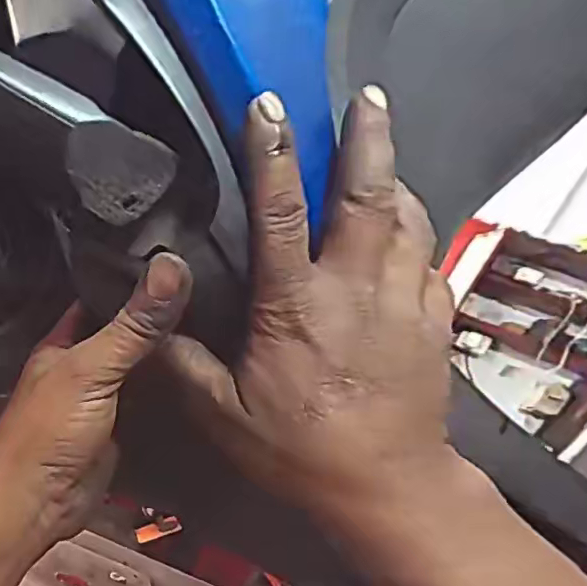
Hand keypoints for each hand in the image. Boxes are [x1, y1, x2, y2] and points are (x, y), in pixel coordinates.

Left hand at [0, 253, 192, 543]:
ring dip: (172, 351)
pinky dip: (173, 387)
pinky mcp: (122, 427)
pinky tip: (207, 369)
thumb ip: (132, 326)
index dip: (138, 275)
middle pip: (128, 331)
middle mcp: (84, 364)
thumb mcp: (90, 370)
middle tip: (216, 283)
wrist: (39, 504)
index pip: (104, 294)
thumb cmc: (49, 432)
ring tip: (225, 316)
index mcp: (64, 340)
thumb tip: (173, 266)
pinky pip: (151, 399)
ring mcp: (104, 397)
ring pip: (143, 366)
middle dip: (163, 313)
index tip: (185, 252)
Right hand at [162, 86, 478, 532]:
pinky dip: (414, 232)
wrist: (386, 483)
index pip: (279, 213)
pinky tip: (400, 234)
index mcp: (295, 309)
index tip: (267, 109)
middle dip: (365, 137)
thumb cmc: (304, 453)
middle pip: (367, 192)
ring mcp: (401, 301)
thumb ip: (187, 368)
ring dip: (393, 180)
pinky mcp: (431, 319)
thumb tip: (154, 333)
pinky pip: (427, 256)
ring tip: (380, 161)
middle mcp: (354, 291)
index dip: (270, 154)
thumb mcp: (225, 417)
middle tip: (364, 102)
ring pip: (408, 215)